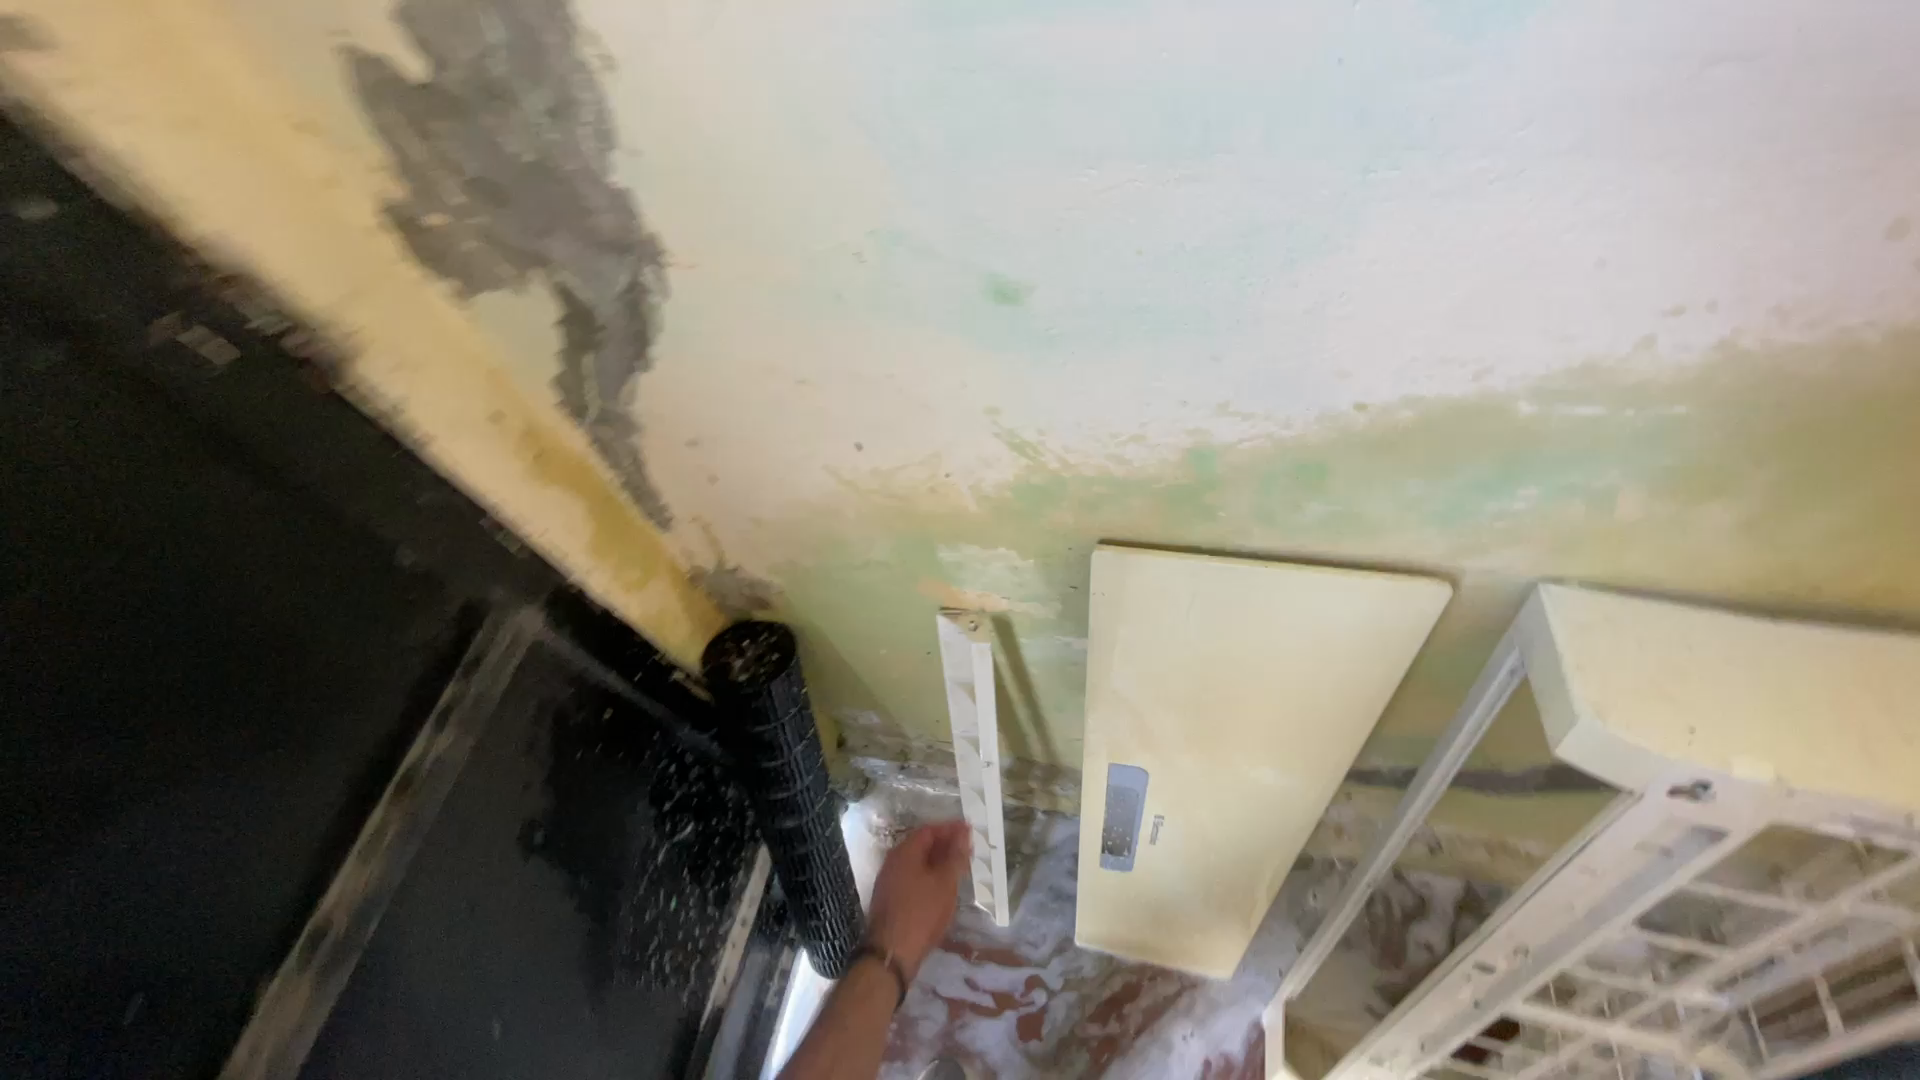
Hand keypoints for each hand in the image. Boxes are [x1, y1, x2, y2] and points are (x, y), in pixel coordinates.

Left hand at [866, 820, 970, 980]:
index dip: (950, 829)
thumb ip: (955, 856)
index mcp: (905, 852)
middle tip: (967, 849)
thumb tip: (963, 833)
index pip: (929, 830)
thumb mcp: (945, 883)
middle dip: (945, 845)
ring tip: (958, 868)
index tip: (969, 830)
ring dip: (938, 862)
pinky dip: (929, 877)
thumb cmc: (921, 913)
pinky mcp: (889, 899)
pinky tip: (941, 888)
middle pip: (921, 845)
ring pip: (917, 864)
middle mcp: (893, 862)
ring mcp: (889, 881)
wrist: (891, 954)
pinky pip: (912, 878)